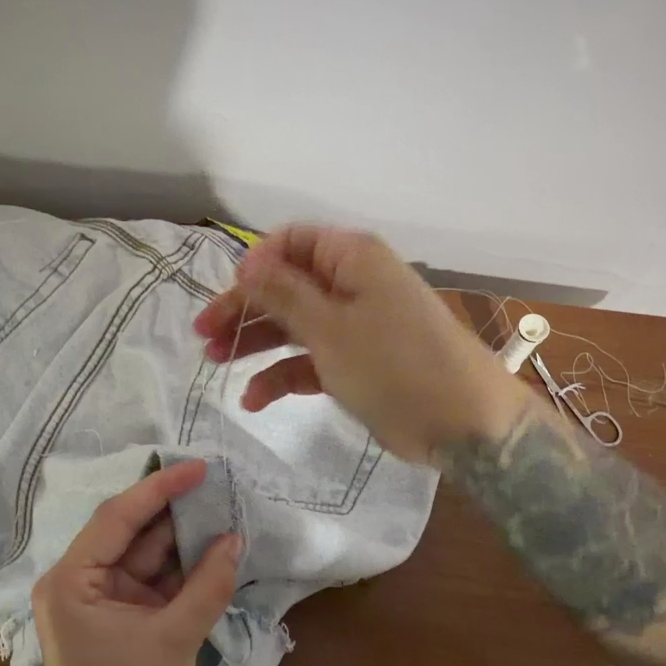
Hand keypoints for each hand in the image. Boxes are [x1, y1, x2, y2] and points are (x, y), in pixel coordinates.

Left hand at [33, 460, 240, 665]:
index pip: (116, 519)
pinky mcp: (119, 622)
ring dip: (182, 543)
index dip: (160, 490)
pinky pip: (150, 585)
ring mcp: (98, 604)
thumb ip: (207, 585)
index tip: (199, 467)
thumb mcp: (174, 638)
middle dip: (174, 514)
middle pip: (130, 535)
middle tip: (218, 486)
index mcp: (70, 582)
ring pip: (143, 559)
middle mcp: (77, 585)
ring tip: (223, 512)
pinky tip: (212, 552)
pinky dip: (180, 573)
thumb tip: (236, 539)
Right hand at [193, 226, 530, 462]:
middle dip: (243, 309)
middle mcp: (351, 285)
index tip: (227, 296)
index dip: (255, 265)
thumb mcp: (331, 327)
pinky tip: (253, 399)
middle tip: (203, 338)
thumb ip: (283, 293)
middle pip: (285, 286)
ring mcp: (354, 328)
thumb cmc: (395, 365)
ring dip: (254, 343)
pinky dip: (281, 377)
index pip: (291, 243)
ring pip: (292, 325)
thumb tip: (247, 260)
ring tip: (215, 364)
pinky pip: (309, 362)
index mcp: (351, 258)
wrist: (462, 422)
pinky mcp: (356, 366)